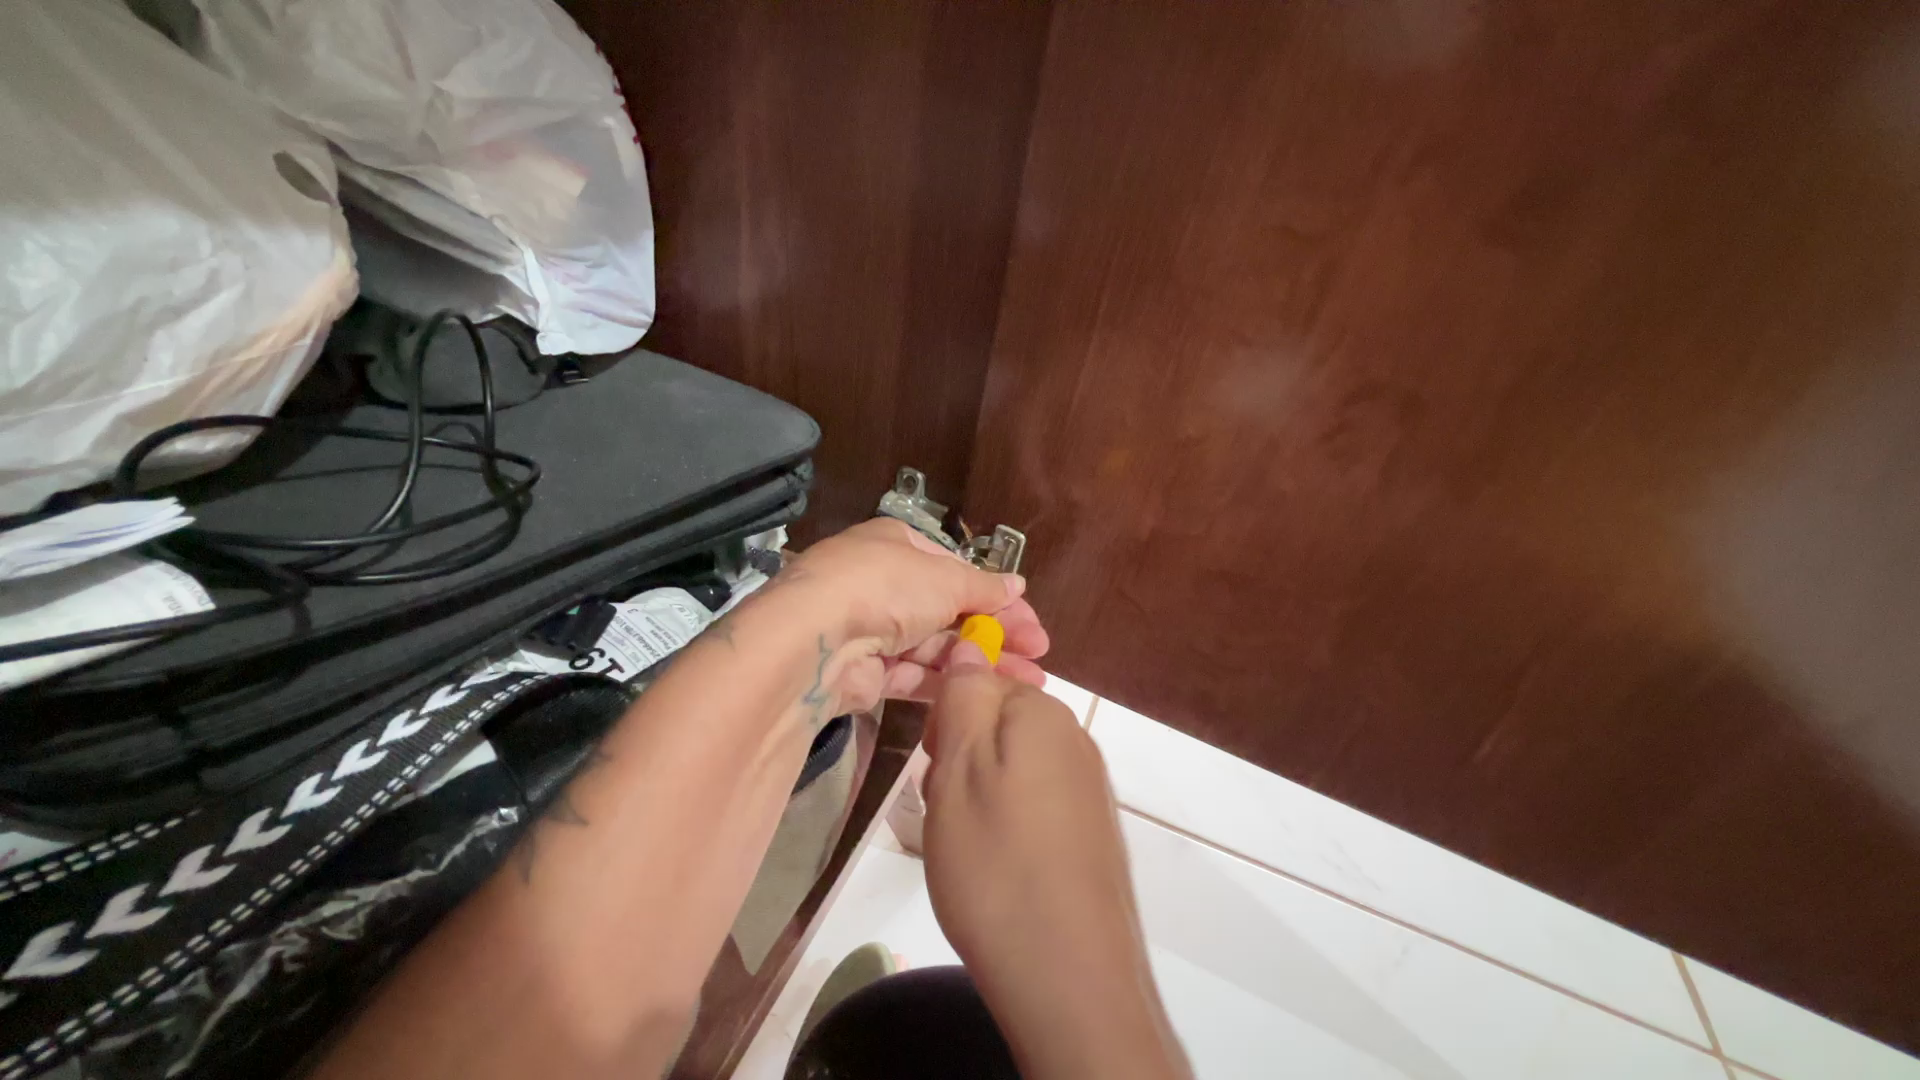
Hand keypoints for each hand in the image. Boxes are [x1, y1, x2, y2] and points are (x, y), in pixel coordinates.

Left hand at [771, 518, 1048, 708]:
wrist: (816, 639)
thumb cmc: (887, 586)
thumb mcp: (945, 578)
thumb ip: (984, 587)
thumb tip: (1018, 585)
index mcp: (896, 545)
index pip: (955, 569)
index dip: (995, 594)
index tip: (1030, 619)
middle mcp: (882, 584)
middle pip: (949, 609)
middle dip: (996, 631)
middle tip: (1039, 652)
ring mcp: (872, 630)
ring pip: (936, 646)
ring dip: (981, 661)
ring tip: (1030, 679)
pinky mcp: (866, 674)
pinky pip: (914, 675)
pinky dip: (949, 682)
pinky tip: (987, 693)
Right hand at [919, 661, 1190, 1079]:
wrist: (1070, 977)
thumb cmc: (996, 864)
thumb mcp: (958, 768)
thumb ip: (964, 697)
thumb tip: (971, 647)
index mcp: (1043, 714)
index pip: (980, 678)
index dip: (944, 716)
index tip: (930, 762)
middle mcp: (1076, 741)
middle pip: (996, 724)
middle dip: (959, 756)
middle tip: (941, 808)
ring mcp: (1089, 790)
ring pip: (1011, 767)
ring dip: (977, 793)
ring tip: (964, 846)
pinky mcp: (1092, 835)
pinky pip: (1034, 805)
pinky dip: (1006, 826)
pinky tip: (996, 868)